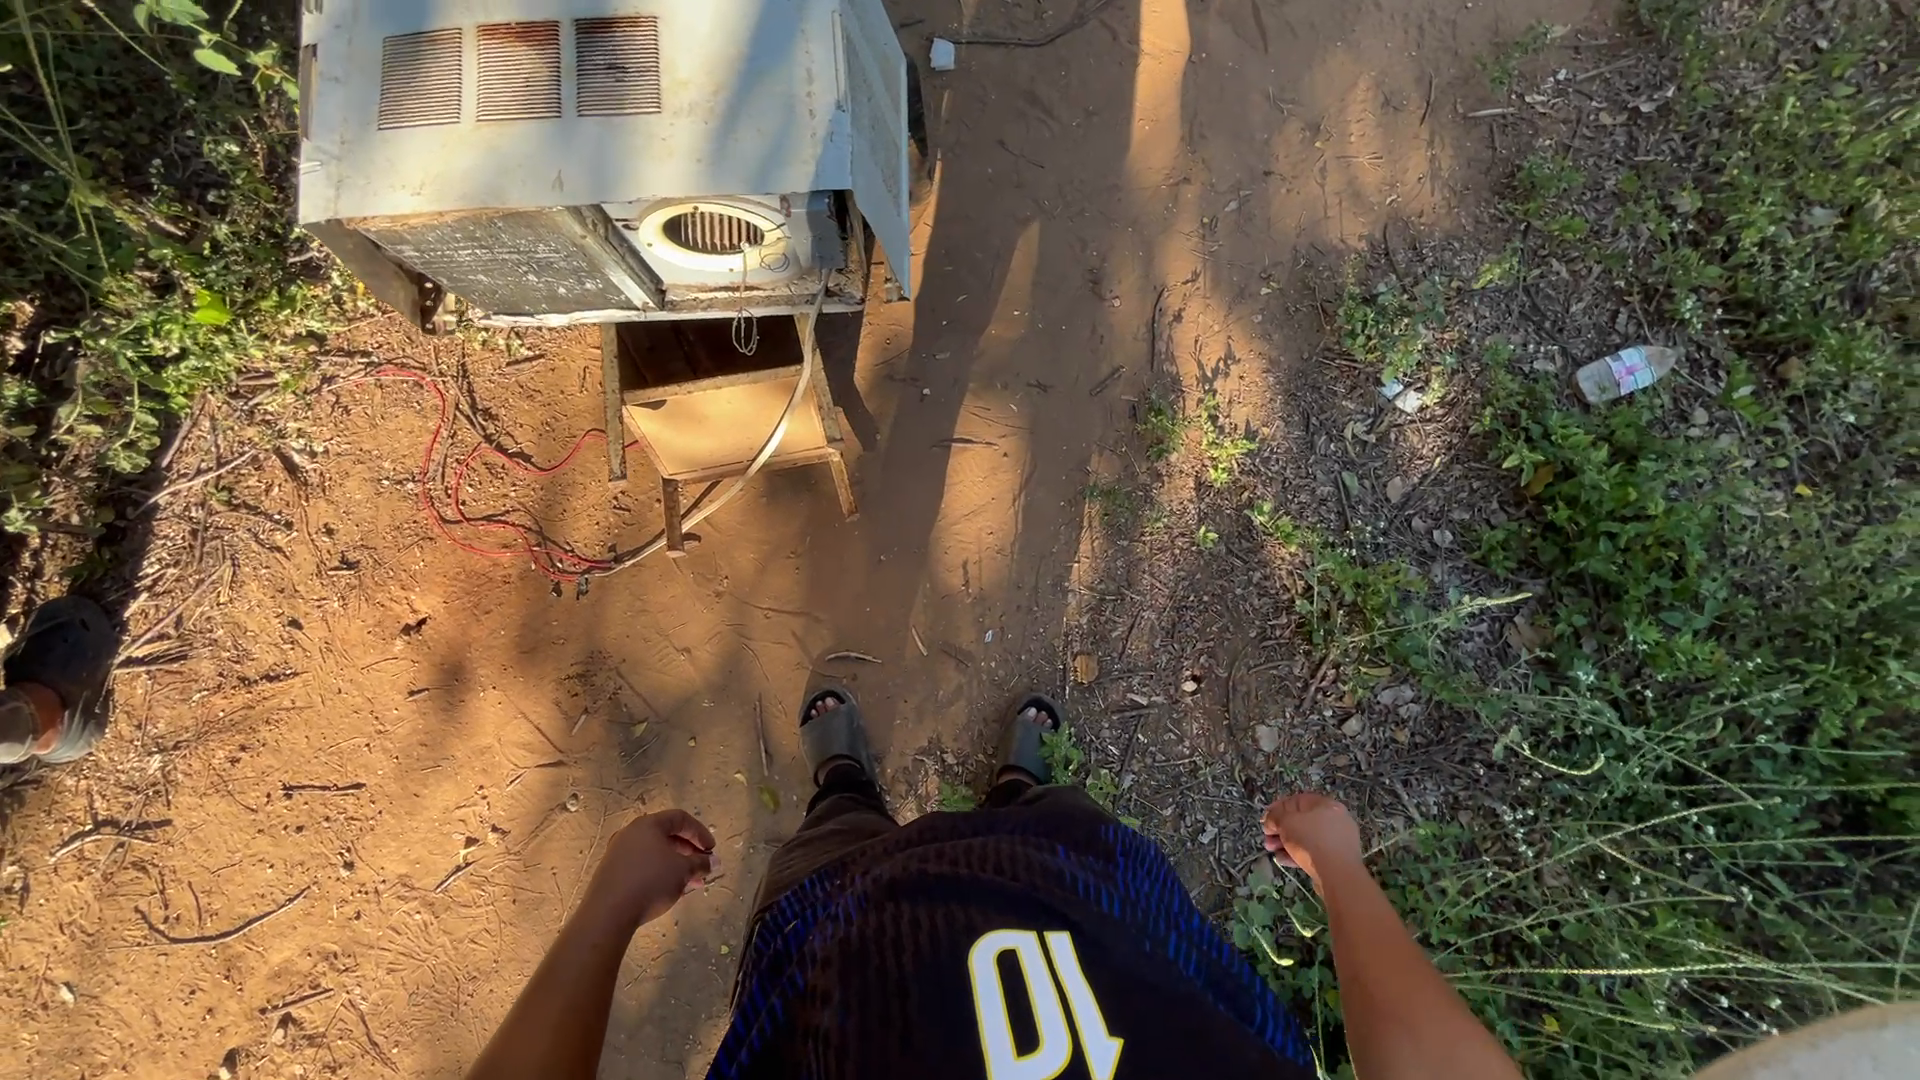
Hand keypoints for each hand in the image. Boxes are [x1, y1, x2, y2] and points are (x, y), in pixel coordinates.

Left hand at [580, 809, 716, 928]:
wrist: (608, 915)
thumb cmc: (650, 882)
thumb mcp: (683, 871)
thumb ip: (701, 863)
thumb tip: (713, 861)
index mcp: (648, 825)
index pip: (680, 819)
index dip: (700, 832)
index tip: (712, 849)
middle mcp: (631, 834)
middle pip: (667, 836)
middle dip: (689, 851)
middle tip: (702, 866)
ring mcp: (618, 854)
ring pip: (655, 853)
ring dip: (676, 865)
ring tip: (691, 883)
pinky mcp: (611, 874)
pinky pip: (642, 866)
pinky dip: (659, 873)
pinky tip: (670, 890)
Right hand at [1262, 792, 1362, 888]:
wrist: (1337, 875)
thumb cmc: (1311, 840)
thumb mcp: (1285, 822)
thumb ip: (1274, 816)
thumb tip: (1270, 820)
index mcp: (1326, 805)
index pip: (1297, 801)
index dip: (1277, 809)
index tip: (1265, 819)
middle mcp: (1336, 820)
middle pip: (1301, 821)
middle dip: (1280, 829)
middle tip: (1267, 837)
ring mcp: (1339, 841)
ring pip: (1307, 838)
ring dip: (1286, 843)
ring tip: (1272, 851)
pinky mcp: (1338, 860)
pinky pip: (1314, 853)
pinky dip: (1298, 855)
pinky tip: (1283, 860)